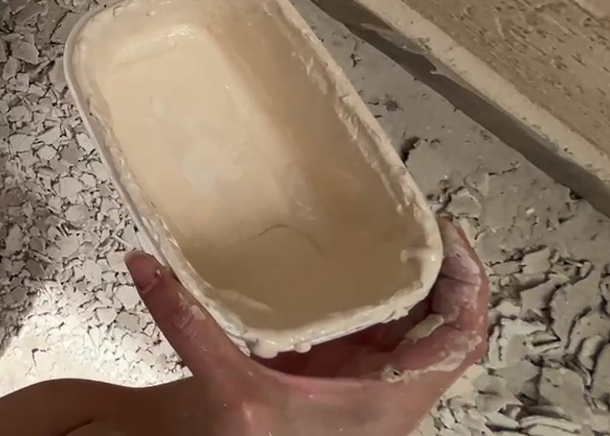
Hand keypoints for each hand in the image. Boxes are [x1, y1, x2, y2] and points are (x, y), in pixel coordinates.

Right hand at [129, 217, 488, 435]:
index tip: (447, 233)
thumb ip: (189, 327)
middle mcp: (385, 382)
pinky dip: (359, 284)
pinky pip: (359, 317)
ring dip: (398, 274)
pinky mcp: (325, 361)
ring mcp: (355, 371)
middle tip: (406, 213)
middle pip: (435, 320)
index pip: (455, 339)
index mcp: (390, 396)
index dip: (465, 288)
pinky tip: (332, 255)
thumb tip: (144, 264)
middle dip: (432, 267)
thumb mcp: (230, 390)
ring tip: (375, 223)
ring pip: (400, 318)